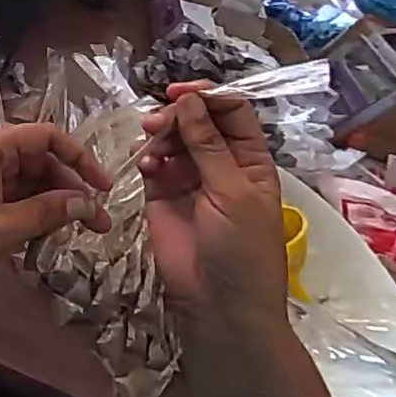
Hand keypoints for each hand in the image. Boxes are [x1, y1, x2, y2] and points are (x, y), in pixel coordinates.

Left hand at [0, 123, 112, 295]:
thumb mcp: (2, 227)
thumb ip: (46, 212)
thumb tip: (86, 202)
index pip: (46, 136)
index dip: (80, 157)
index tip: (105, 187)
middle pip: (41, 161)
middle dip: (71, 188)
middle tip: (99, 225)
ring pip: (30, 182)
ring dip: (55, 204)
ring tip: (79, 234)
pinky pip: (14, 199)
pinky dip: (33, 214)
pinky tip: (48, 238)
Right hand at [138, 82, 285, 336]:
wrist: (217, 303)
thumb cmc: (241, 249)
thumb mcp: (232, 193)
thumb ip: (208, 145)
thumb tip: (190, 100)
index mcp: (250, 160)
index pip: (231, 112)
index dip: (208, 97)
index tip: (179, 93)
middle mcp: (219, 163)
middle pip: (196, 120)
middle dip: (176, 116)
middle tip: (156, 123)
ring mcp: (188, 177)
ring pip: (171, 138)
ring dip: (159, 135)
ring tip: (150, 146)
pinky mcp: (161, 192)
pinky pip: (152, 161)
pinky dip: (147, 156)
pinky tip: (146, 166)